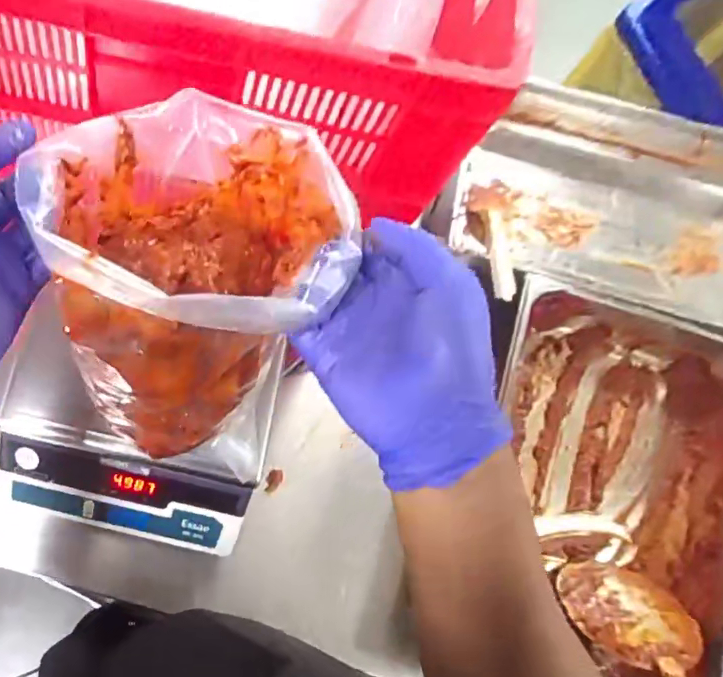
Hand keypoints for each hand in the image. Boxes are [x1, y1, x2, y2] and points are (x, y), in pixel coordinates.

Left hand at [0, 75, 47, 428]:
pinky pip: (46, 258)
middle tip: (65, 163)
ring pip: (31, 222)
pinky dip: (62, 244)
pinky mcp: (22, 286)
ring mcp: (1, 258)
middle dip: (33, 174)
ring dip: (53, 206)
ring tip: (81, 191)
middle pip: (9, 190)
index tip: (30, 132)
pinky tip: (82, 229)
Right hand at [291, 218, 510, 491]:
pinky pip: (299, 327)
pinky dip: (285, 308)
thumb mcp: (449, 284)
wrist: (433, 419)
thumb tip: (375, 226)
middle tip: (292, 225)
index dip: (351, 232)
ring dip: (298, 274)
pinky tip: (272, 285)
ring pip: (314, 293)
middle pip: (337, 269)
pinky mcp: (323, 355)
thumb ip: (416, 250)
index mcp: (404, 284)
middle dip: (318, 249)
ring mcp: (344, 330)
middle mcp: (371, 303)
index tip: (326, 211)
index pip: (370, 250)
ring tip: (276, 247)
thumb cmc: (451, 347)